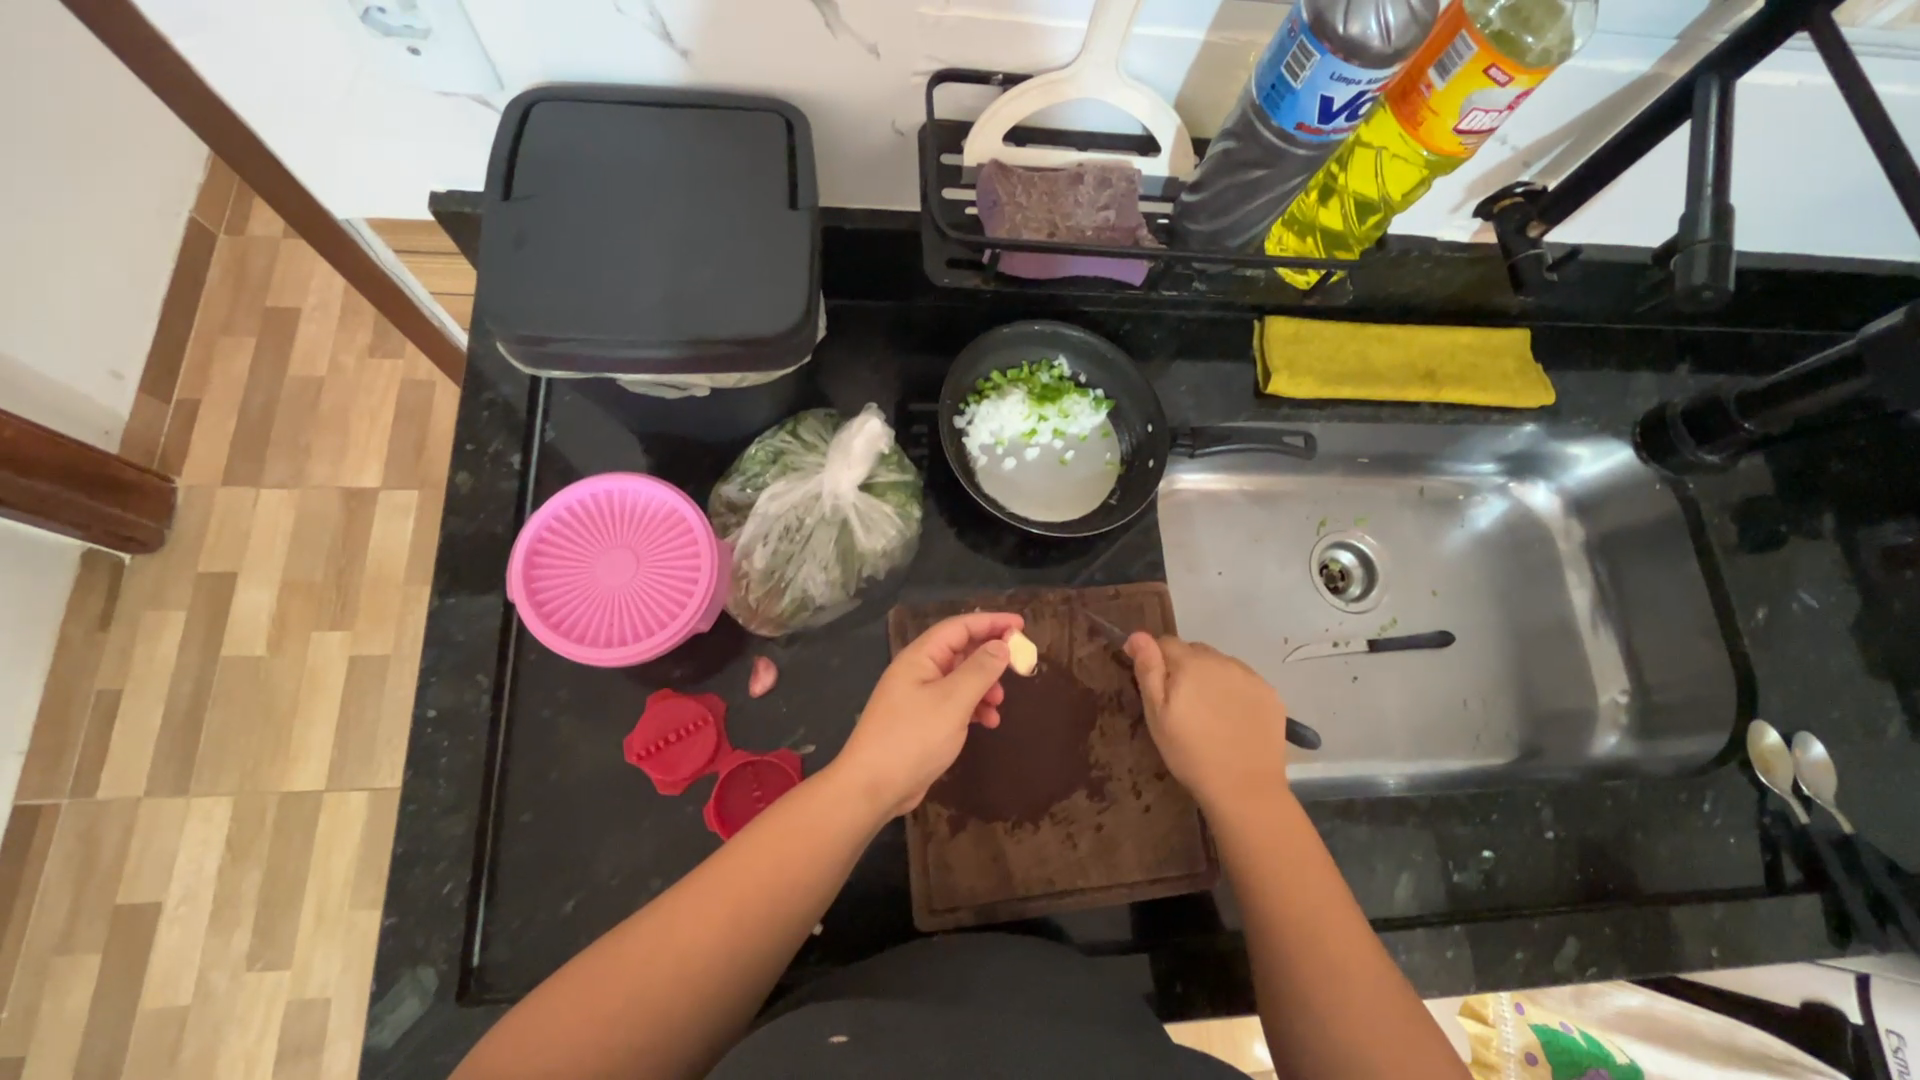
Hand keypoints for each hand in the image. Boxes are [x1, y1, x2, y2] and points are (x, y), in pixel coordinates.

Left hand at [829, 612, 1022, 818]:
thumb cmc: (912, 738)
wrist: (873, 787)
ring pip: (960, 679)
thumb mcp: (953, 701)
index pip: (960, 627)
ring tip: (999, 704)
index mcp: (920, 657)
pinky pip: (954, 703)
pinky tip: (988, 722)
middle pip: (960, 651)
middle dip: (990, 657)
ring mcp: (918, 697)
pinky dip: (974, 708)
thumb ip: (980, 670)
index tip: (1022, 624)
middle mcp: (918, 671)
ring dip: (984, 686)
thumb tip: (1001, 644)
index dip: (991, 622)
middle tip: (1019, 666)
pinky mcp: (922, 721)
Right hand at [1125, 634, 1291, 812]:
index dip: (1153, 657)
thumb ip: (1148, 670)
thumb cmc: (1190, 753)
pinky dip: (1233, 690)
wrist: (1244, 787)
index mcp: (1191, 663)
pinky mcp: (1270, 694)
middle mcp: (1222, 661)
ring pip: (1220, 664)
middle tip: (1179, 701)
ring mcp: (1250, 677)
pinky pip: (1243, 680)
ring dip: (1209, 676)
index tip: (1149, 679)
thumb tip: (1138, 635)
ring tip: (1206, 710)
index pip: (1165, 642)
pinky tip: (1231, 717)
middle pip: (1194, 651)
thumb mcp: (1157, 714)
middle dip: (1182, 667)